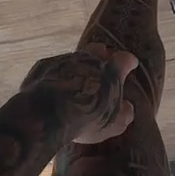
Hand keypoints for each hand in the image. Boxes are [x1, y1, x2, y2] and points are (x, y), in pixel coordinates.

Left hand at [20, 44, 137, 144]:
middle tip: (102, 69)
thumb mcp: (112, 125)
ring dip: (78, 66)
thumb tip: (126, 107)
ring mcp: (64, 59)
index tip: (131, 64)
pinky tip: (55, 86)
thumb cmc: (84, 119)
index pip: (125, 59)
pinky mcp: (43, 65)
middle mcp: (88, 58)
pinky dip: (58, 74)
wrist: (43, 114)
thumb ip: (123, 114)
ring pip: (75, 57)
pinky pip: (55, 66)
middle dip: (102, 57)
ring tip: (76, 80)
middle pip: (98, 50)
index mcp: (110, 71)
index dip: (129, 62)